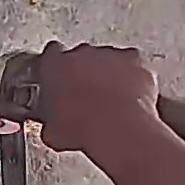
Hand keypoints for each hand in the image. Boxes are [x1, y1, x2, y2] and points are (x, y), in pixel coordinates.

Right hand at [35, 42, 160, 155]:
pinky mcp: (133, 61)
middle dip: (83, 72)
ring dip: (108, 74)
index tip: (58, 79)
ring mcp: (109, 55)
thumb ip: (50, 120)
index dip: (56, 68)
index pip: (51, 55)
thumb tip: (52, 128)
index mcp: (55, 65)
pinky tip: (130, 96)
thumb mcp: (52, 131)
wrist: (114, 129)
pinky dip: (132, 76)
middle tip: (84, 97)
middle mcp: (81, 53)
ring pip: (108, 59)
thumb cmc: (82, 127)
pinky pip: (133, 64)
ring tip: (109, 102)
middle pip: (81, 55)